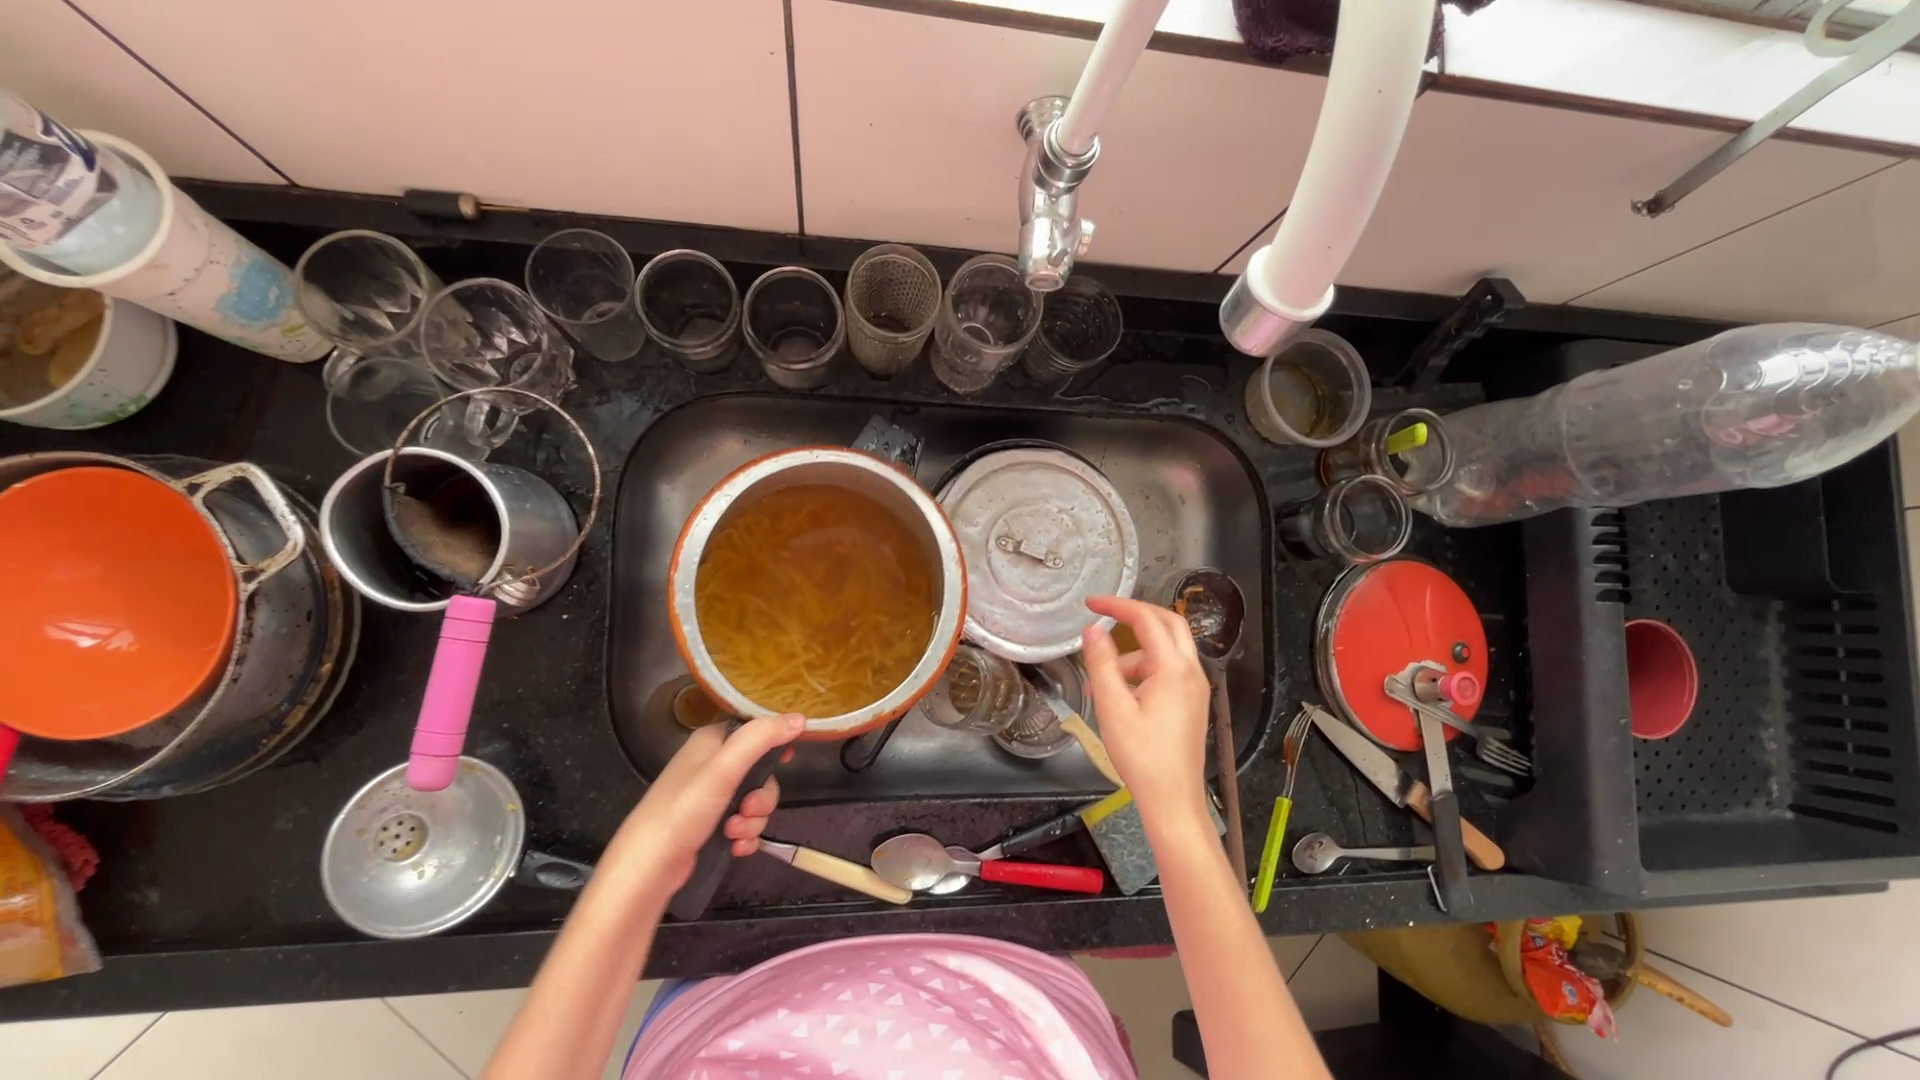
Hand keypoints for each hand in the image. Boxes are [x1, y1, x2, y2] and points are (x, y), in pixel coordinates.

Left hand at [606, 713, 803, 888]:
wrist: (649, 867)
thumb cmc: (683, 810)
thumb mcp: (724, 768)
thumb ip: (761, 739)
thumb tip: (800, 718)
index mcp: (712, 741)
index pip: (754, 729)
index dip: (774, 742)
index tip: (788, 759)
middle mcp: (713, 766)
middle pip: (762, 771)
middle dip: (762, 796)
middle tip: (748, 808)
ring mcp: (713, 798)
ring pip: (756, 801)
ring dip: (754, 820)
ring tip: (734, 833)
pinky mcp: (713, 826)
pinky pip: (747, 825)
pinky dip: (747, 836)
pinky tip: (736, 847)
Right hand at [1081, 595, 1212, 824]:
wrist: (1172, 799)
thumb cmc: (1142, 756)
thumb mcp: (1112, 707)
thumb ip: (1101, 664)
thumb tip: (1093, 630)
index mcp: (1174, 668)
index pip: (1146, 619)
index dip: (1117, 606)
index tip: (1091, 603)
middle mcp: (1192, 672)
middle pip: (1168, 624)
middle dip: (1135, 616)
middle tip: (1105, 615)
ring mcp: (1195, 688)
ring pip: (1167, 650)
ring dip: (1135, 652)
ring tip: (1102, 680)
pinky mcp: (1192, 702)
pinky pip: (1169, 671)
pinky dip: (1144, 670)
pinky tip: (1120, 694)